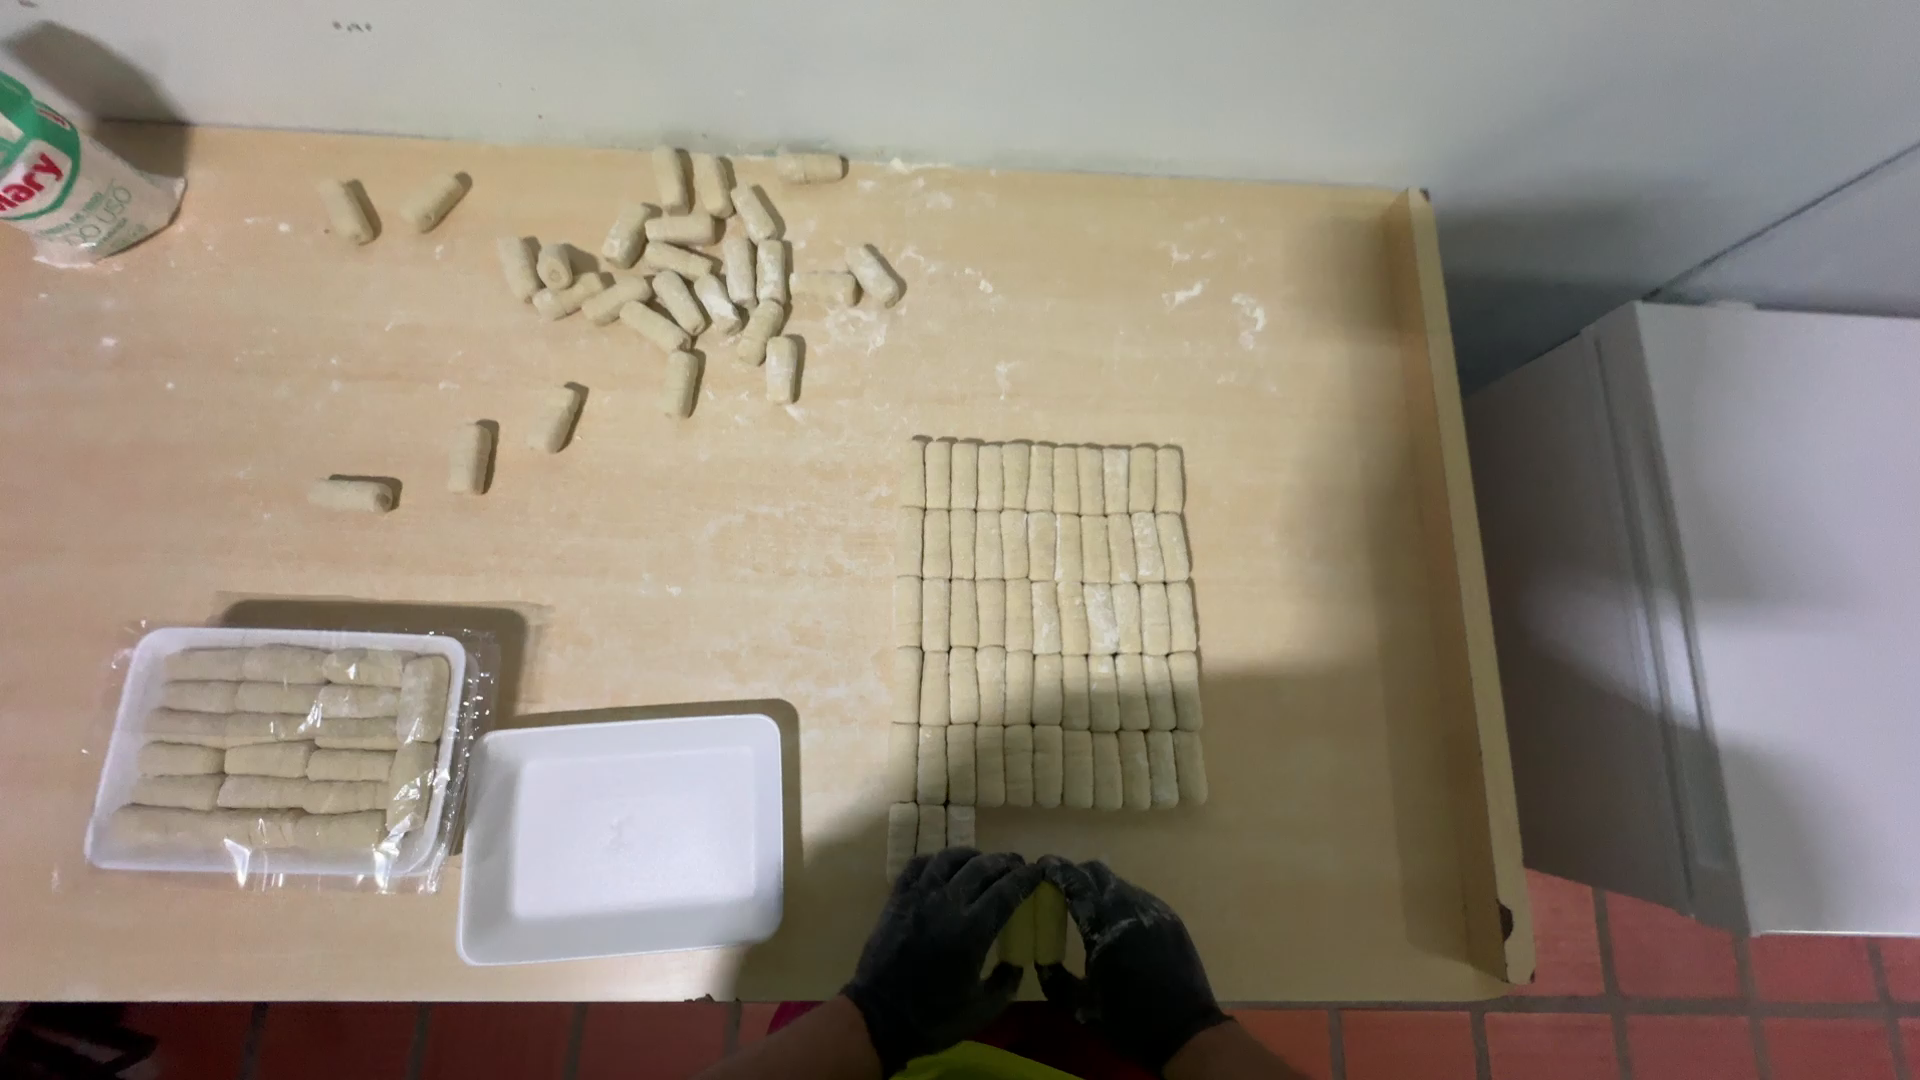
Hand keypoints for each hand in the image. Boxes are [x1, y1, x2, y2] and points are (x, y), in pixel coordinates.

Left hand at [842, 848, 1041, 1074]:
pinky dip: (937, 860)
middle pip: (983, 867)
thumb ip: (1006, 983)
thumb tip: (1016, 963)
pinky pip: (920, 864)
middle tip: (1017, 864)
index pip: (1007, 891)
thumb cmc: (933, 1018)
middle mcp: (948, 903)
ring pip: (951, 858)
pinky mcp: (898, 896)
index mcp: (972, 930)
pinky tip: (945, 868)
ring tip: (983, 862)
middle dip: (1005, 862)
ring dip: (973, 856)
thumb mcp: (982, 1011)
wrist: (878, 1016)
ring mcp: (920, 895)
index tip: (1038, 871)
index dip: (1026, 878)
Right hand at [1036, 856, 1228, 1071]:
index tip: (1041, 866)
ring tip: (1087, 904)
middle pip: (1097, 872)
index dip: (1056, 871)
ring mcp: (1153, 909)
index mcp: (1105, 928)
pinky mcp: (1169, 916)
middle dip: (1075, 874)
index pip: (1075, 883)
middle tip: (1060, 885)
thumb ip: (1054, 980)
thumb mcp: (1083, 1008)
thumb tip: (1040, 958)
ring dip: (1098, 887)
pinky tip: (1116, 919)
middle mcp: (1130, 908)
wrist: (1187, 1034)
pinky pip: (1137, 895)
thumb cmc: (1130, 1022)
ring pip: (1118, 882)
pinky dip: (1119, 899)